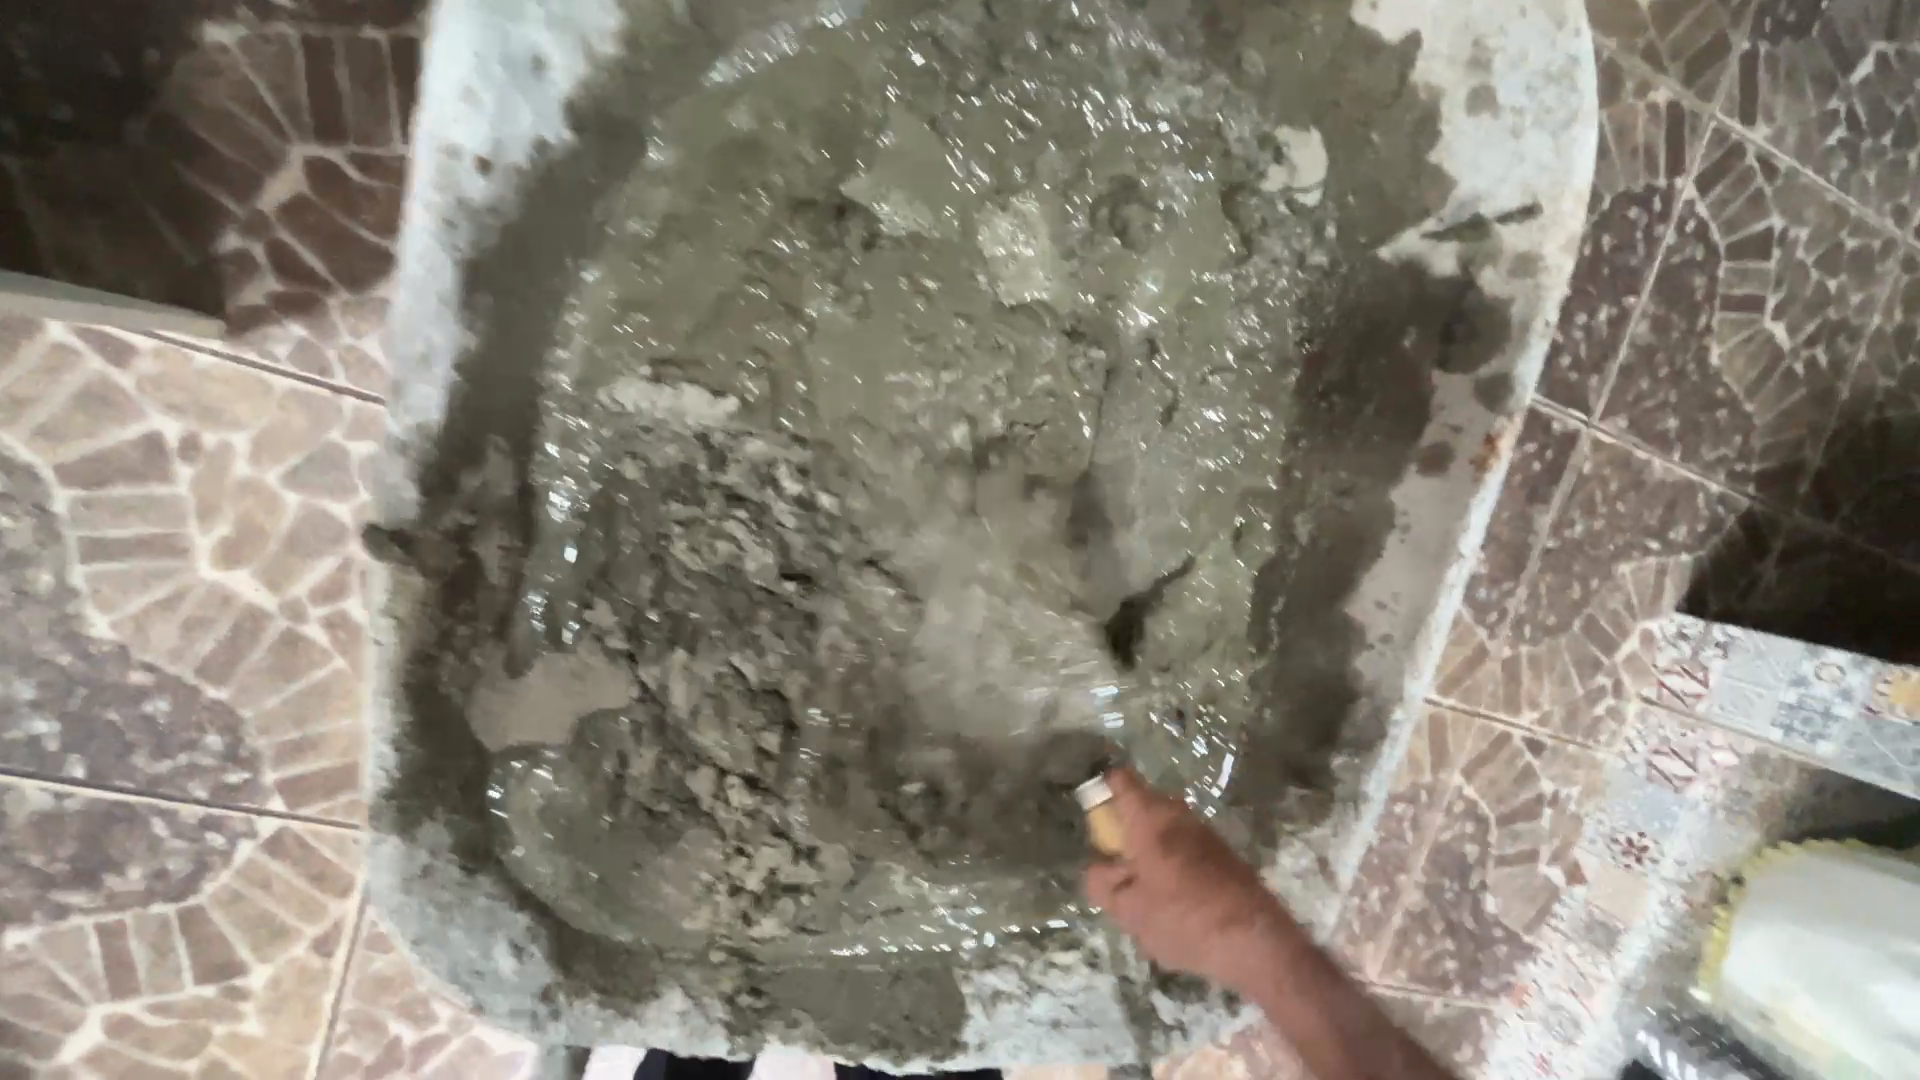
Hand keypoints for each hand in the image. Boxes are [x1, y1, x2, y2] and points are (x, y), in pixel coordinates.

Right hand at [1083, 768, 1291, 991]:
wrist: (1258, 943)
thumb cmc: (1183, 919)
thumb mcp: (1127, 910)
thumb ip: (1101, 883)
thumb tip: (1099, 867)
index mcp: (1150, 817)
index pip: (1119, 779)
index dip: (1101, 791)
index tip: (1095, 825)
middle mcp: (1178, 814)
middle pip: (1141, 807)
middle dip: (1126, 834)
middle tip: (1119, 873)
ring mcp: (1205, 832)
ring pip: (1165, 831)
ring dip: (1151, 853)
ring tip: (1148, 897)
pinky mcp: (1225, 854)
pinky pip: (1186, 849)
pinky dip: (1175, 867)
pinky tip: (1179, 907)